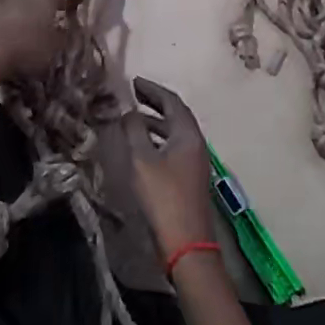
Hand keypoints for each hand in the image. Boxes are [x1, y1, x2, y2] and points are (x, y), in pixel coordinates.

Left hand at [0, 0, 67, 76]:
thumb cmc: (28, 48)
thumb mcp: (54, 48)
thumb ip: (61, 36)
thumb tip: (62, 30)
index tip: (66, 10)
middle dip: (40, 10)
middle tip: (45, 26)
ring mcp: (1, 3)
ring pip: (17, 7)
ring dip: (22, 19)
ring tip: (26, 38)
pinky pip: (2, 19)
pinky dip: (7, 28)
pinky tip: (9, 43)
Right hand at [124, 78, 217, 261]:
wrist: (186, 242)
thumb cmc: (164, 197)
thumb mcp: (142, 160)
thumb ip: (134, 131)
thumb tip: (128, 111)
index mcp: (188, 134)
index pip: (172, 101)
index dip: (152, 89)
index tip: (133, 81)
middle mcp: (196, 143)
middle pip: (176, 114)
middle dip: (155, 102)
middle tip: (133, 94)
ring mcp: (195, 161)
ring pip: (175, 132)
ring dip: (156, 121)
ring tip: (133, 117)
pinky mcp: (189, 177)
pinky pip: (174, 146)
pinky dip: (158, 138)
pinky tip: (142, 146)